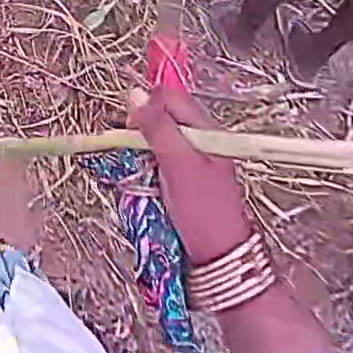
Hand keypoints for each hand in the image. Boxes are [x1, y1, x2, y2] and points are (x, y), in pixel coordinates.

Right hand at [126, 86, 252, 264]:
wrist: (219, 259)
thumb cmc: (203, 211)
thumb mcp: (178, 163)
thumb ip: (157, 126)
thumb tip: (134, 93)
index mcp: (206, 129)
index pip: (168, 96)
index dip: (146, 105)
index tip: (133, 126)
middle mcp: (199, 137)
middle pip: (160, 113)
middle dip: (141, 127)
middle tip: (137, 150)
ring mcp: (190, 156)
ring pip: (154, 134)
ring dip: (141, 146)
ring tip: (142, 167)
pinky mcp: (181, 173)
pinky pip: (155, 154)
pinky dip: (145, 161)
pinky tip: (146, 177)